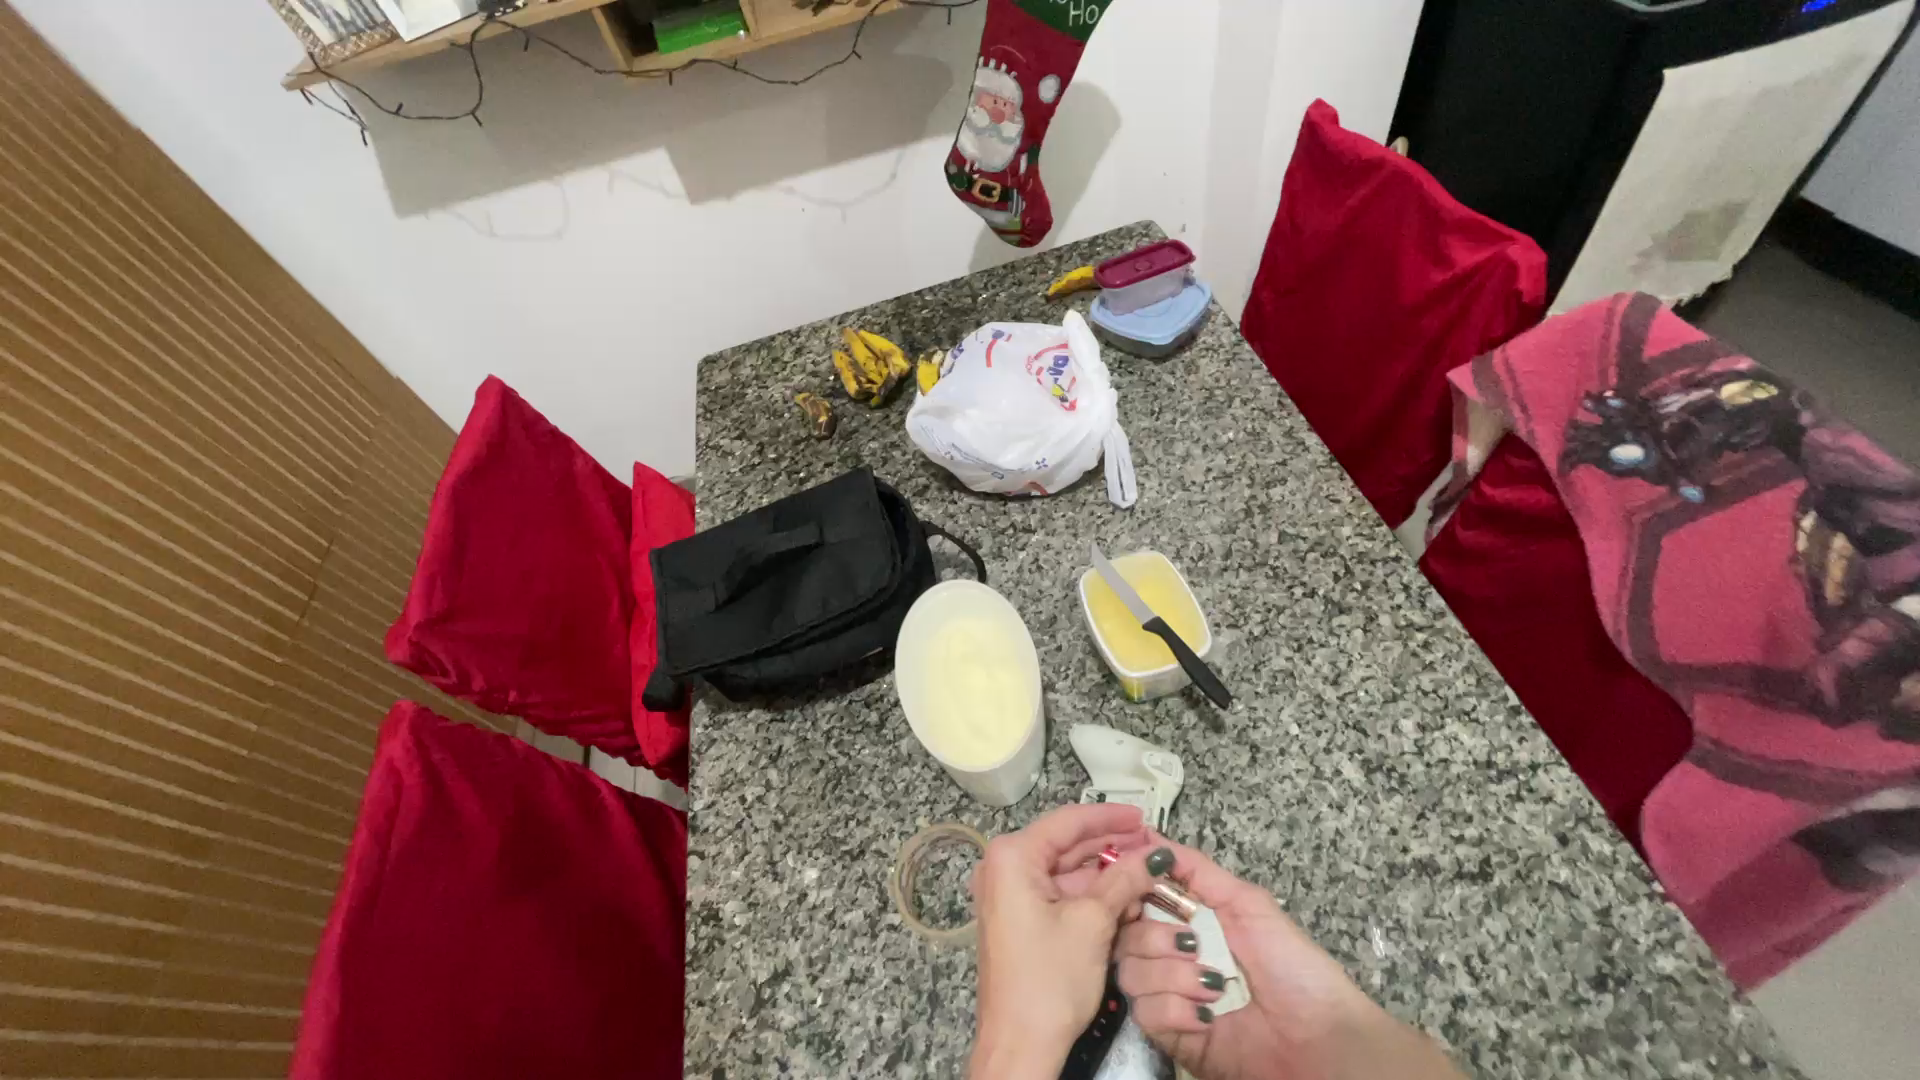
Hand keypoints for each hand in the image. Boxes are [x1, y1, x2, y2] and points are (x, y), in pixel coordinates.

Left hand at [967, 803, 1161, 1079]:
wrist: (1019, 1044)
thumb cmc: (1048, 980)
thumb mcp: (1092, 923)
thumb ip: (1123, 880)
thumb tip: (1154, 854)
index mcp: (1011, 857)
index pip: (1067, 822)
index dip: (1108, 817)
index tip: (1141, 815)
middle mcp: (1003, 867)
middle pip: (1065, 844)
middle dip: (1109, 844)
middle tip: (1150, 841)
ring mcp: (1009, 894)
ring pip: (1065, 870)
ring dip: (1104, 870)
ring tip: (1145, 865)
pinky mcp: (1019, 918)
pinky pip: (1058, 892)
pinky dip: (1090, 892)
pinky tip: (1123, 891)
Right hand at [1116, 838, 1464, 1079]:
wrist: (1321, 1040)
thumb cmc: (1293, 967)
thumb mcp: (1247, 903)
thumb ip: (1195, 869)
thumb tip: (1149, 834)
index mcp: (1186, 920)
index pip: (1135, 898)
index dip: (1127, 889)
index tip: (1131, 882)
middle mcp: (1170, 955)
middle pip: (1123, 934)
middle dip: (1154, 937)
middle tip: (1192, 944)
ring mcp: (1169, 995)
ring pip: (1129, 971)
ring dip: (1171, 975)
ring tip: (1213, 985)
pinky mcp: (1171, 1036)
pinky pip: (1145, 1012)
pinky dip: (1175, 1009)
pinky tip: (1207, 1015)